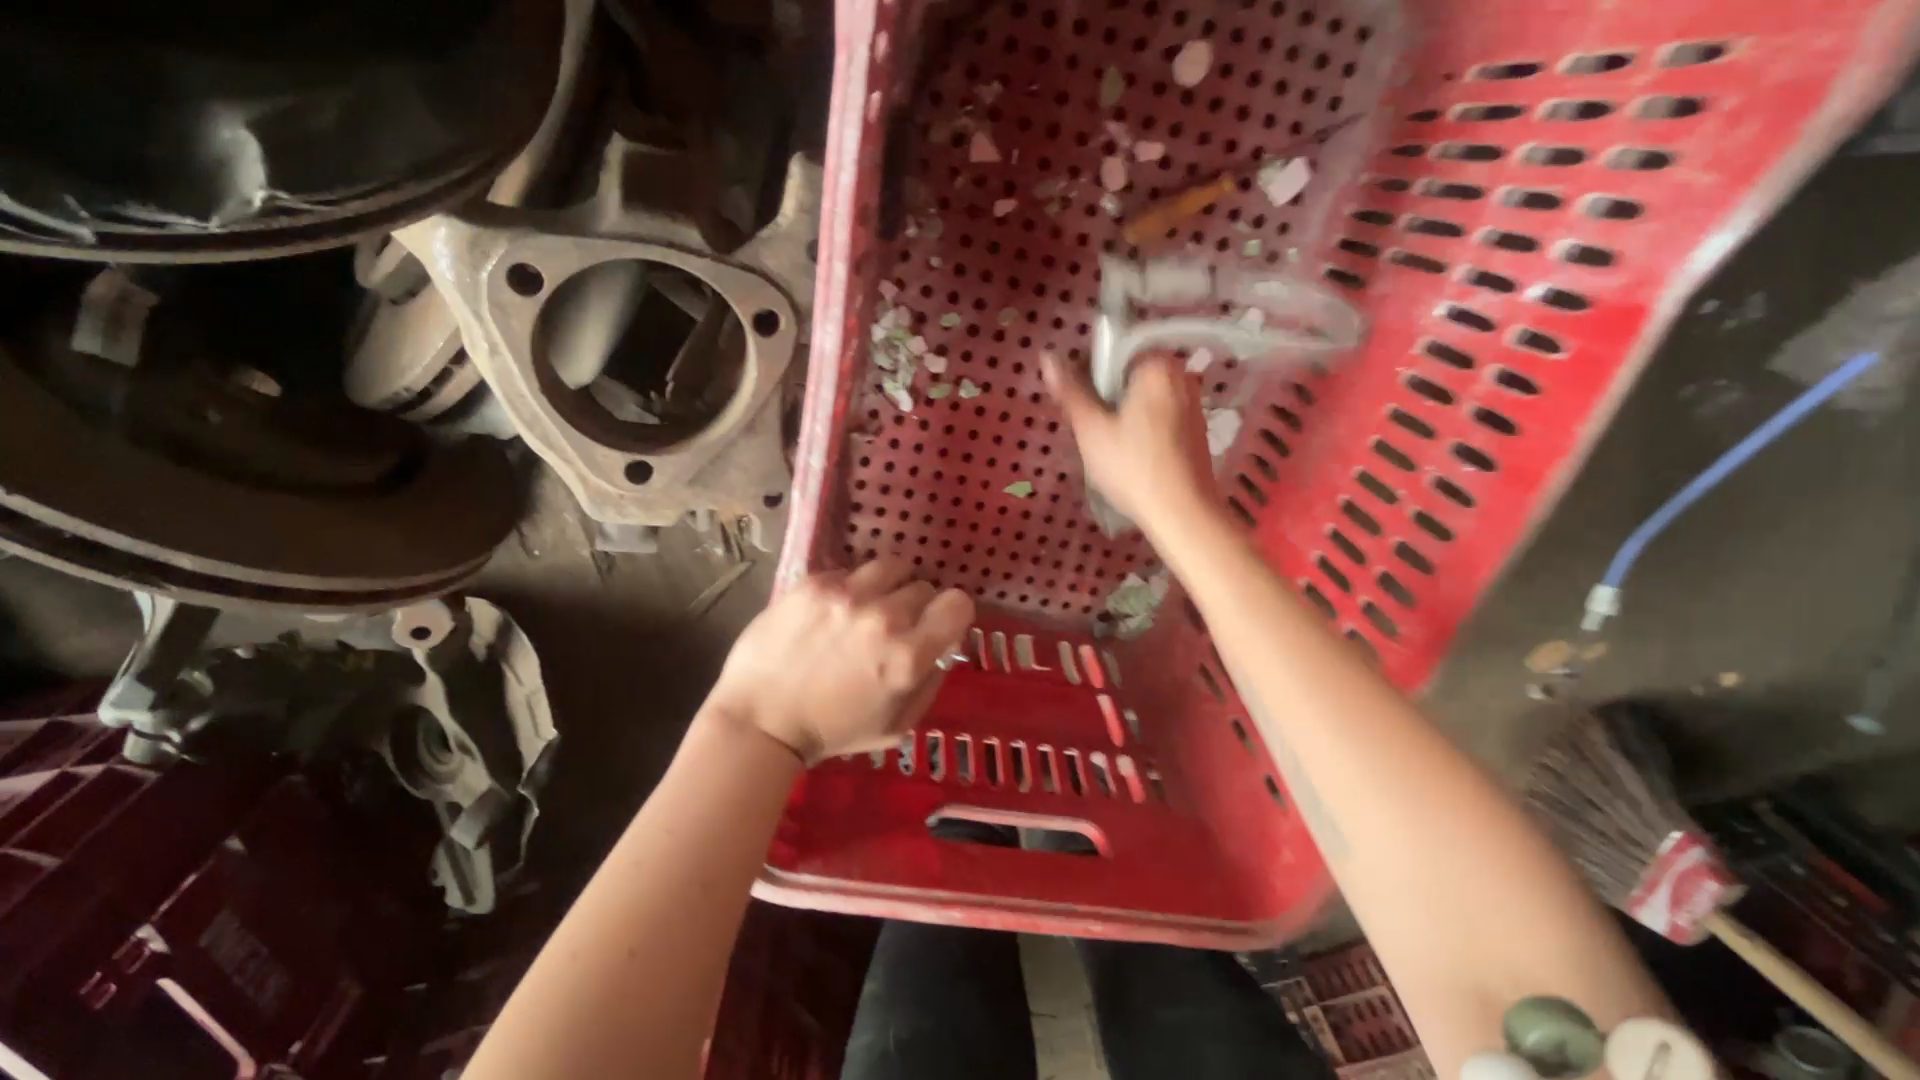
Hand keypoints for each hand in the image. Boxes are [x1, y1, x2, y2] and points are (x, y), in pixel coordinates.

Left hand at [704, 557, 974, 763]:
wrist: (761, 721)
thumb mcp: (897, 726)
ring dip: (887, 586)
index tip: (936, 625)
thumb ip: (930, 681)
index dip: (951, 614)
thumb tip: (945, 645)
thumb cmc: (832, 732)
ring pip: (890, 567)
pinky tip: (833, 611)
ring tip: (869, 606)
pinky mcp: (813, 583)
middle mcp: (883, 618)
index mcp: (908, 657)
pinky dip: (849, 587)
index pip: (958, 604)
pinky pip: (849, 570)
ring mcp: (845, 595)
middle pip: (922, 586)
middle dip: (915, 606)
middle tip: (893, 628)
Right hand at [1042, 350, 1216, 528]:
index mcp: (1157, 366)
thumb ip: (1070, 391)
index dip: (1090, 378)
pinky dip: (1143, 431)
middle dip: (1107, 400)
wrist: (1182, 513)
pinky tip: (1133, 459)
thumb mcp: (1091, 429)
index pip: (1113, 353)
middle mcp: (1181, 376)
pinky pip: (1159, 417)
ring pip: (1143, 399)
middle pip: (1128, 377)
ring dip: (1123, 417)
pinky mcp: (1196, 429)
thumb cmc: (1132, 467)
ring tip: (1111, 450)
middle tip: (1094, 433)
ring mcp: (1193, 404)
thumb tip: (1047, 357)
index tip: (1082, 408)